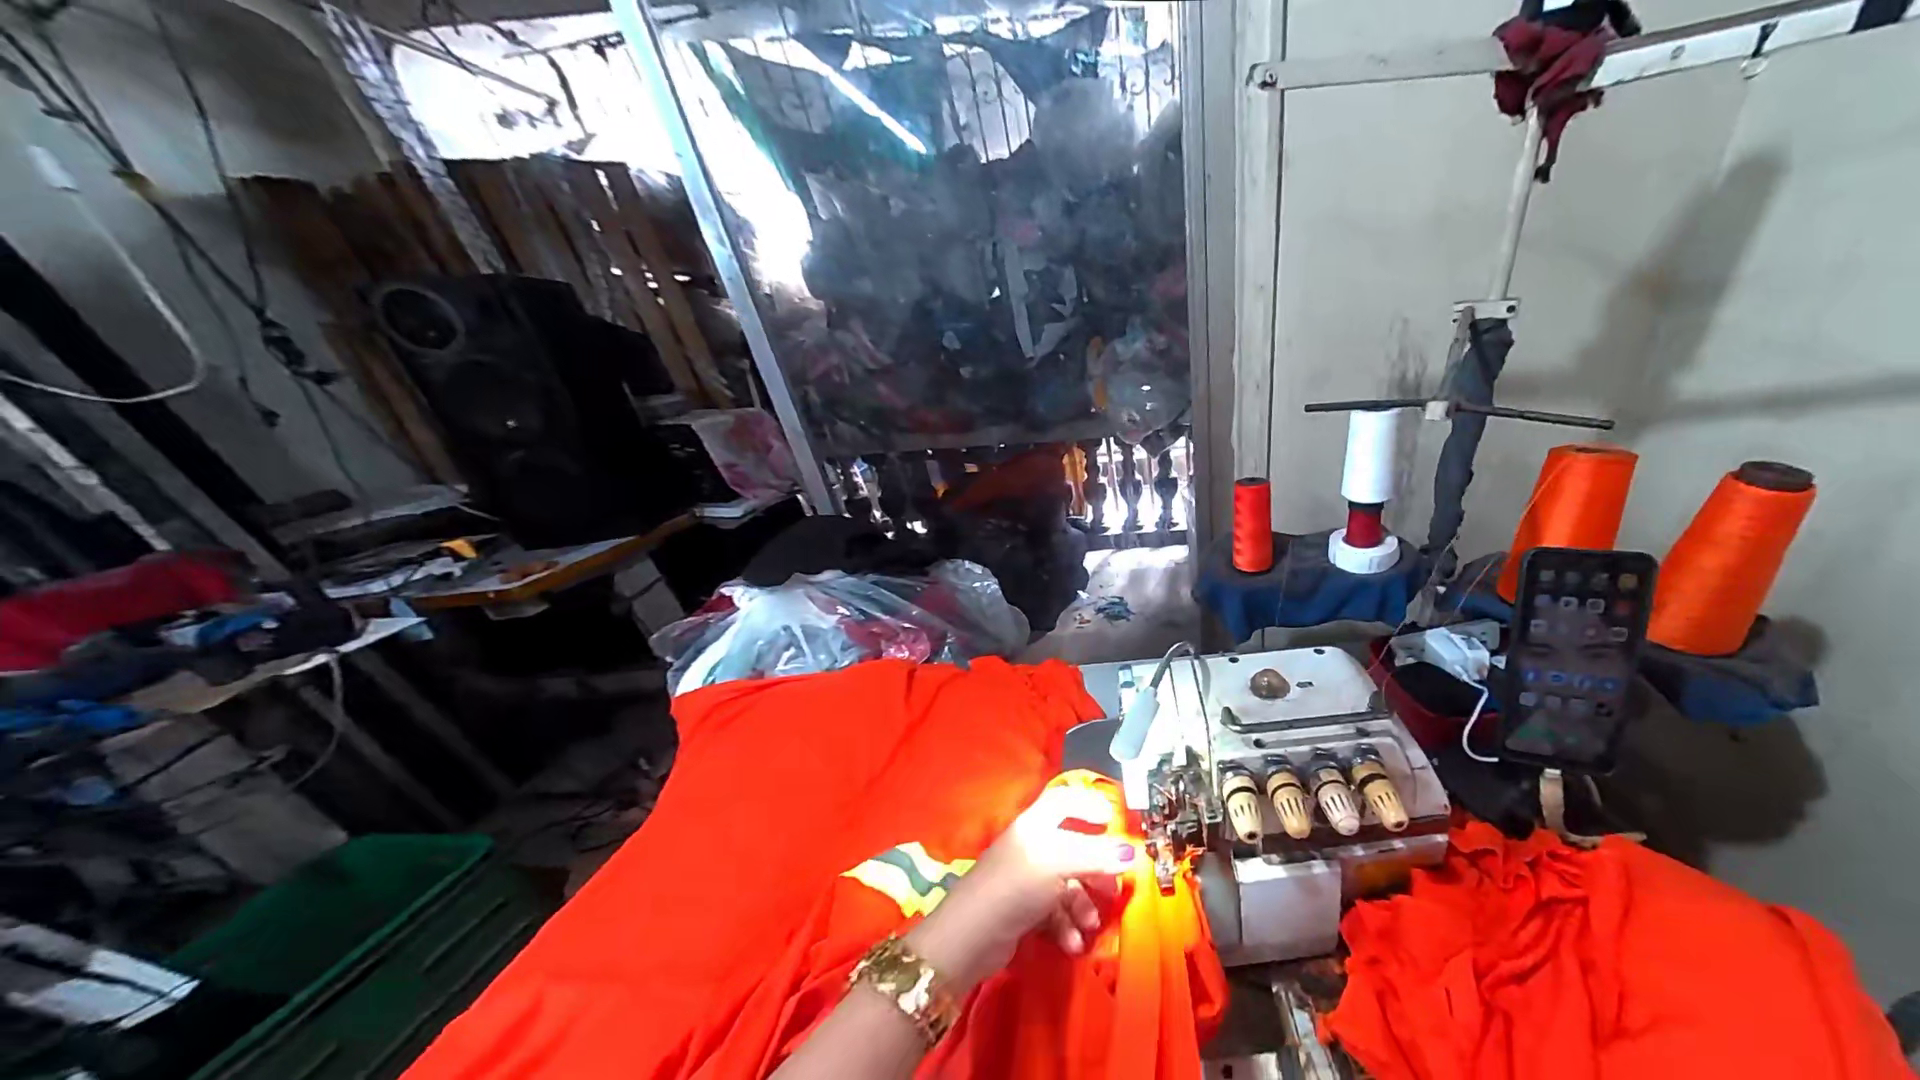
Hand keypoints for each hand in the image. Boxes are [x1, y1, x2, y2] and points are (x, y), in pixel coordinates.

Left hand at [903, 784, 1135, 994]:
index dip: (1088, 805)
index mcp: (1035, 825)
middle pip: (1073, 847)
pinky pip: (1057, 911)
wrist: (972, 936)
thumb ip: (1095, 855)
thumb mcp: (1057, 864)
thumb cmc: (1015, 887)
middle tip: (1113, 890)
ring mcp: (1027, 878)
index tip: (1113, 820)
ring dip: (1083, 905)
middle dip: (1097, 869)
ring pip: (1068, 884)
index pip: (1062, 801)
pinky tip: (1071, 942)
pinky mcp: (1025, 909)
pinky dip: (1068, 925)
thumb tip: (1130, 851)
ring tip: (1089, 925)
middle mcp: (1031, 846)